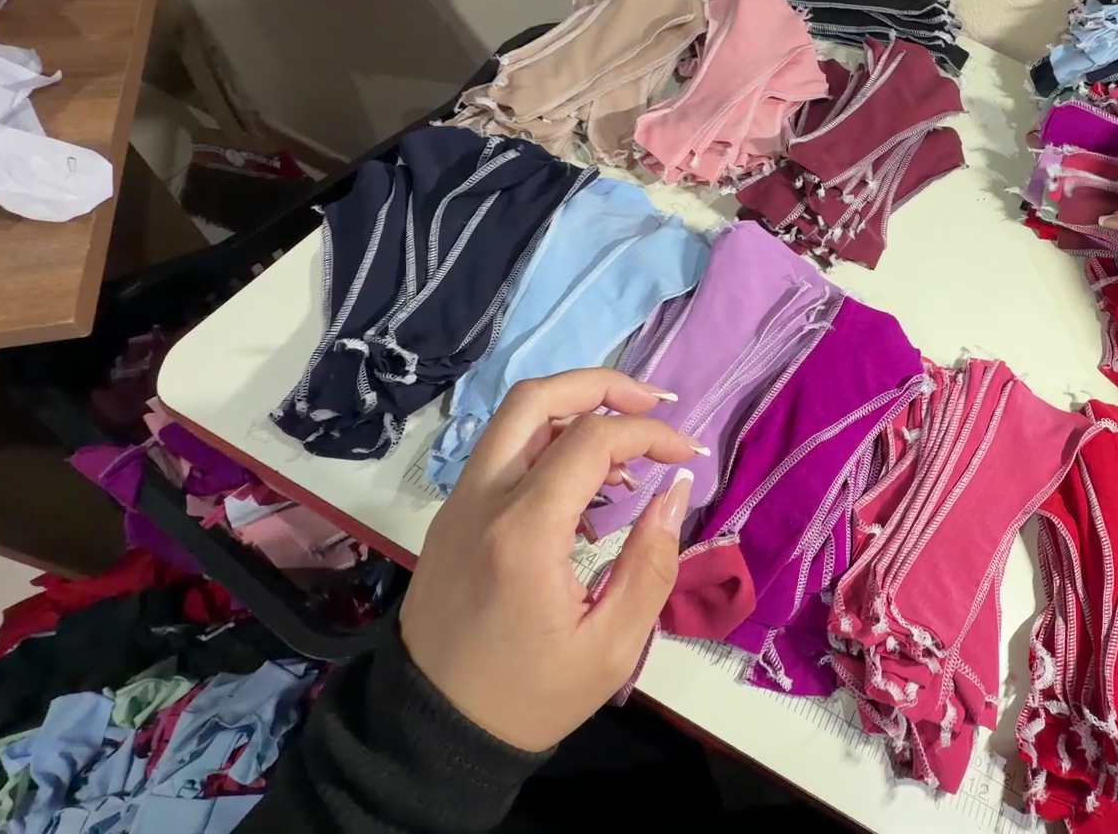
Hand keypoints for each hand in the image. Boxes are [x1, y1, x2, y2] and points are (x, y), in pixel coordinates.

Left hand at [400, 368, 697, 751]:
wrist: (429, 732)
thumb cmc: (528, 695)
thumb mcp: (611, 646)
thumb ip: (652, 561)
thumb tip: (677, 491)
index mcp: (523, 532)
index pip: (592, 439)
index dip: (650, 434)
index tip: (687, 456)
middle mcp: (483, 499)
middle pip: (537, 397)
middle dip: (604, 384)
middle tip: (655, 403)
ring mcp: (460, 501)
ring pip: (516, 416)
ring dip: (577, 407)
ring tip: (630, 447)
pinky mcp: (455, 513)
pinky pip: (505, 449)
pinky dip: (553, 439)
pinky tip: (592, 481)